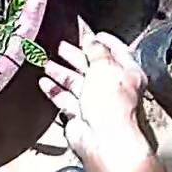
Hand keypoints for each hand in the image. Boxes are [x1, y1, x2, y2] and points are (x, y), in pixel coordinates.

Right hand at [39, 31, 152, 171]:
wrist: (103, 137)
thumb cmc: (112, 103)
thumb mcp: (105, 66)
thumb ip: (96, 50)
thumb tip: (91, 40)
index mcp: (127, 73)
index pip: (117, 51)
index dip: (103, 41)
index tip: (90, 34)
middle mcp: (112, 87)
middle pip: (92, 66)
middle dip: (76, 56)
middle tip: (61, 46)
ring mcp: (95, 102)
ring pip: (76, 82)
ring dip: (61, 72)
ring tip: (46, 62)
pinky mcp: (80, 114)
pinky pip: (65, 99)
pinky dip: (54, 90)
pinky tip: (44, 82)